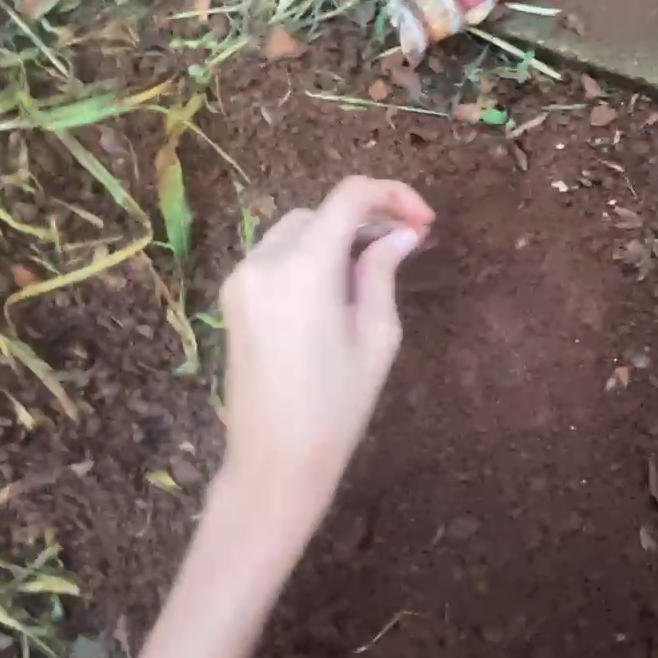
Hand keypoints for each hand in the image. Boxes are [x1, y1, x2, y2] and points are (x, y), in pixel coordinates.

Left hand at [214, 176, 434, 546]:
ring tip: (370, 271)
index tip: (424, 221)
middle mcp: (263, 261)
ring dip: (334, 236)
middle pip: (321, 213)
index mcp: (303, 268)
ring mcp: (240, 278)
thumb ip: (383, 273)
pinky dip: (307, 256)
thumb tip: (402, 235)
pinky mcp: (233, 298)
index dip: (393, 195)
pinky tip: (333, 288)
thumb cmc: (337, 407)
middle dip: (364, 220)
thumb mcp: (376, 337)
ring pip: (295, 230)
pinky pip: (274, 256)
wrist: (275, 462)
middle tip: (403, 247)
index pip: (349, 197)